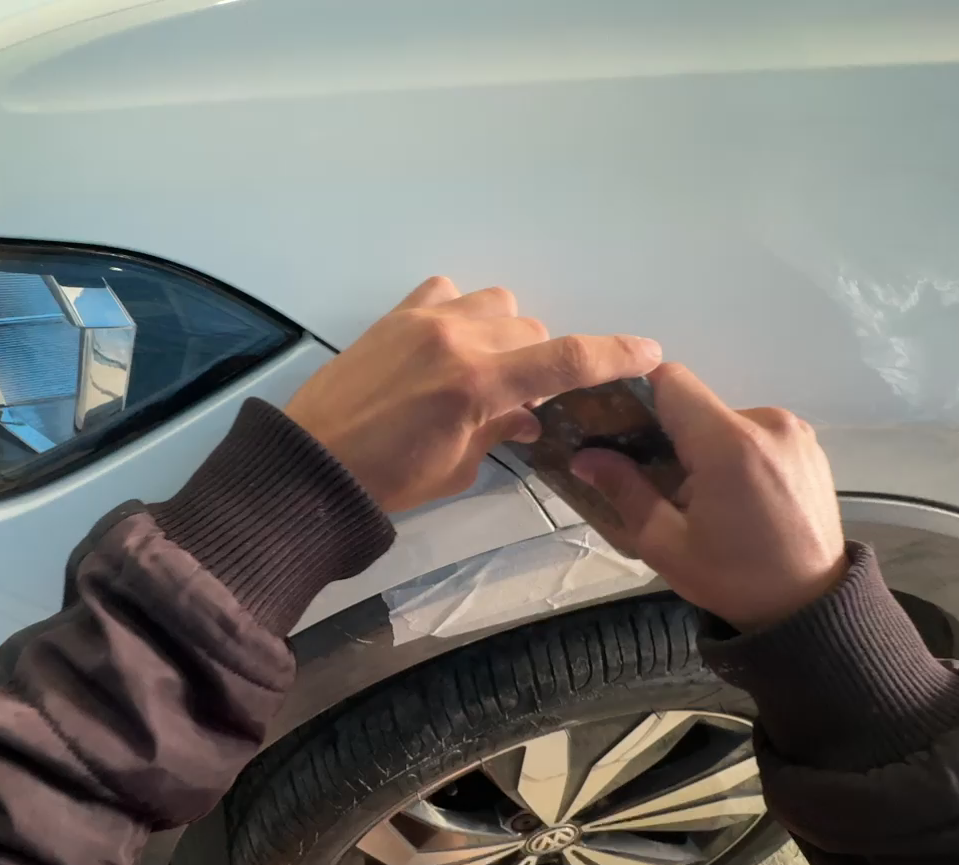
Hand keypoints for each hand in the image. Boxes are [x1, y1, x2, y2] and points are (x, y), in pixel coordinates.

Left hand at [286, 277, 662, 512]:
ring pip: (495, 302)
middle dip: (537, 364)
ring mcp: (423, 319)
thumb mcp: (456, 468)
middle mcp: (458, 338)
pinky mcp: (393, 316)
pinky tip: (446, 342)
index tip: (645, 353)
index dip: (612, 355)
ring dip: (503, 333)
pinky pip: (446, 290)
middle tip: (518, 400)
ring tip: (482, 367)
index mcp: (478, 386)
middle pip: (532, 329)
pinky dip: (459, 311)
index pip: (564, 360)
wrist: (313, 463)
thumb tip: (528, 417)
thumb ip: (500, 432)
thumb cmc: (388, 481)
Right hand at [569, 364, 845, 631]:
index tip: (616, 426)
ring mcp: (793, 432)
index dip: (636, 395)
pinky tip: (730, 495)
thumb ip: (624, 490)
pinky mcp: (807, 446)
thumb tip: (583, 456)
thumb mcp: (665, 543)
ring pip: (722, 419)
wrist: (811, 606)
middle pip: (695, 404)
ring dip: (700, 446)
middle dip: (667, 434)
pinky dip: (731, 453)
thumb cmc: (733, 578)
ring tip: (696, 495)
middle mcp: (767, 422)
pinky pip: (752, 433)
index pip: (670, 381)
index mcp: (729, 444)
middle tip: (652, 480)